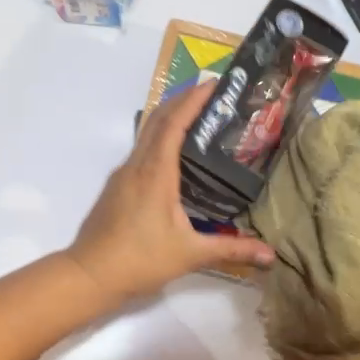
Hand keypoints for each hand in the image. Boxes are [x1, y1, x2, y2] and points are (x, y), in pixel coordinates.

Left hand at [66, 80, 275, 302]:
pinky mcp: (116, 187)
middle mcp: (136, 166)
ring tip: (199, 117)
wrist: (89, 275)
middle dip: (183, 100)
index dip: (193, 99)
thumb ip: (231, 250)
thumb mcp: (189, 255)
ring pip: (146, 134)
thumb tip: (271, 256)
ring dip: (169, 118)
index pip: (173, 123)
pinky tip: (175, 155)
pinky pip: (140, 151)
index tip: (214, 84)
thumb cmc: (138, 261)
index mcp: (155, 173)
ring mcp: (122, 175)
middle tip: (213, 94)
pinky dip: (159, 139)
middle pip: (158, 120)